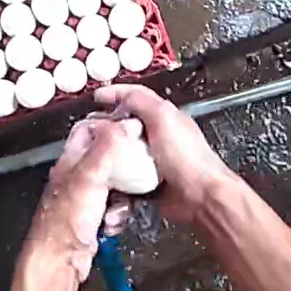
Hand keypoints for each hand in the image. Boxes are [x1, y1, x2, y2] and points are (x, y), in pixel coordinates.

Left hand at [26, 116, 140, 279]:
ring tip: (116, 208)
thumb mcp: (89, 175)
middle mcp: (77, 174)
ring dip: (124, 196)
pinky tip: (111, 223)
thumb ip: (108, 148)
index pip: (92, 128)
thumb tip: (128, 124)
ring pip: (117, 183)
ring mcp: (86, 196)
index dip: (112, 126)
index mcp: (72, 158)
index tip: (133, 131)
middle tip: (133, 174)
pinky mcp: (94, 215)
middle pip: (110, 156)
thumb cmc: (64, 221)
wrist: (58, 262)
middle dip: (125, 167)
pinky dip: (119, 214)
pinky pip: (117, 206)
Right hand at [95, 84, 237, 224]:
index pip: (137, 96)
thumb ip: (141, 102)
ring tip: (95, 150)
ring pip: (124, 150)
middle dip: (108, 124)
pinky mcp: (148, 182)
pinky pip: (125, 176)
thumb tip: (121, 95)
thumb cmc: (189, 159)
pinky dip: (115, 176)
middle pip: (127, 123)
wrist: (199, 197)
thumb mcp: (162, 118)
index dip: (116, 93)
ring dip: (110, 151)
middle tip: (90, 126)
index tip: (97, 97)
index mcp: (165, 116)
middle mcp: (160, 136)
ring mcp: (154, 159)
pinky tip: (108, 174)